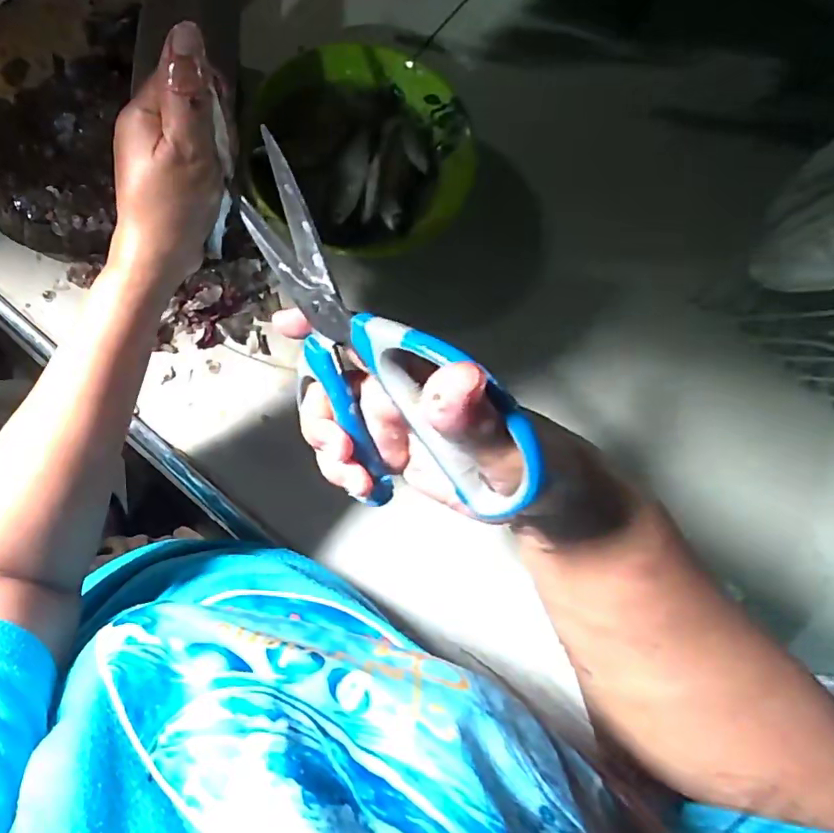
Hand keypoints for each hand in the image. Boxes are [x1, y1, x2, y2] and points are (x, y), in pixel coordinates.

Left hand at [108, 21, 225, 289]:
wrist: (159, 260)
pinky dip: (208, 159)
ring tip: (213, 171)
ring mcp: (151, 148)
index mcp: (140, 112)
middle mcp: (141, 124)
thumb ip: (186, 91)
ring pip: (196, 122)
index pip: (180, 70)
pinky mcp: (163, 168)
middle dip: (212, 119)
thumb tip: (185, 29)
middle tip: (215, 154)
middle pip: (189, 96)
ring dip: (214, 142)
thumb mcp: (187, 146)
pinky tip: (210, 179)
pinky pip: (193, 146)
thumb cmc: (173, 206)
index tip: (216, 122)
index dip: (207, 91)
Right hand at [272, 309, 632, 540]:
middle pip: (335, 380)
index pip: (368, 336)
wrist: (545, 507)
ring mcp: (391, 421)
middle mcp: (401, 387)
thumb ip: (476, 420)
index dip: (325, 326)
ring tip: (356, 477)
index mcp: (426, 370)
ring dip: (332, 447)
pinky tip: (364, 488)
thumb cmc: (538, 464)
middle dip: (324, 412)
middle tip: (340, 447)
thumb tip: (455, 379)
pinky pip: (345, 452)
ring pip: (334, 418)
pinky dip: (342, 470)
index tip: (288, 324)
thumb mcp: (511, 448)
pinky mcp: (387, 452)